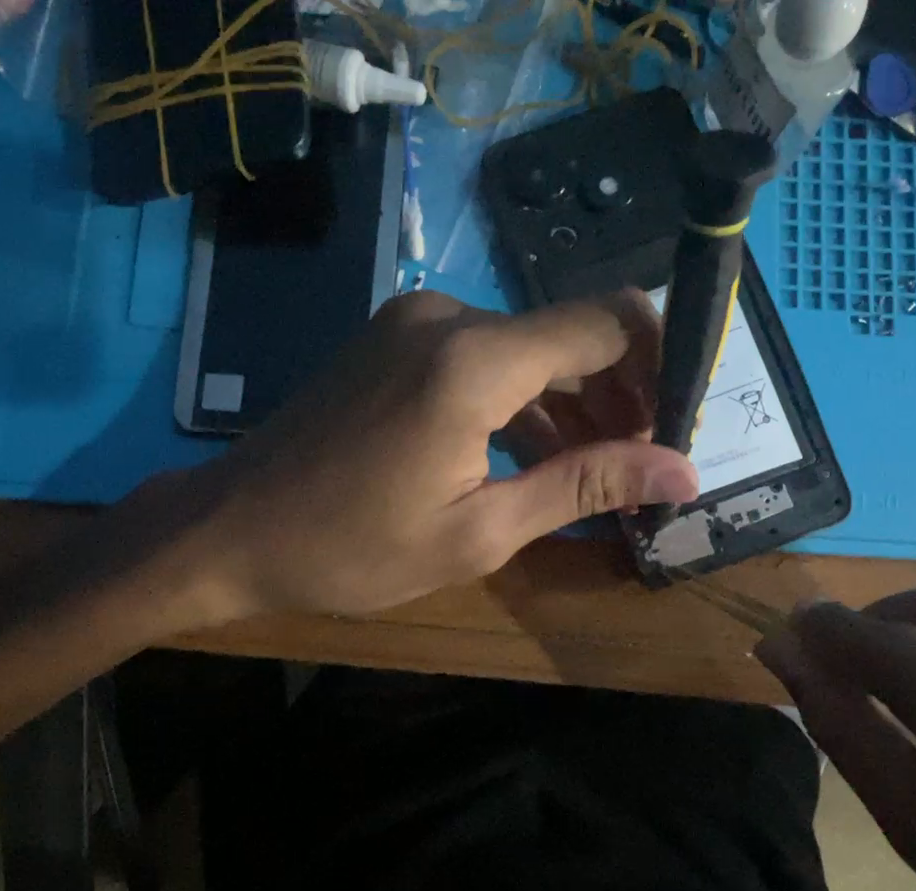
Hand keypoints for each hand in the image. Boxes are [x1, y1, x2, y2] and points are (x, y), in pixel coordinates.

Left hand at [180, 289, 698, 616]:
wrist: (232, 528)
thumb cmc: (352, 547)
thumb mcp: (478, 532)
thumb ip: (584, 486)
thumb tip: (683, 473)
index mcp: (476, 361)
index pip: (607, 323)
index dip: (659, 367)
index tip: (676, 432)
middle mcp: (450, 317)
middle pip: (571, 333)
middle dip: (620, 395)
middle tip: (641, 469)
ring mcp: (415, 323)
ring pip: (528, 347)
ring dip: (571, 403)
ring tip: (596, 473)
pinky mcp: (395, 340)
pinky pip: (483, 357)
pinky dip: (520, 399)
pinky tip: (534, 455)